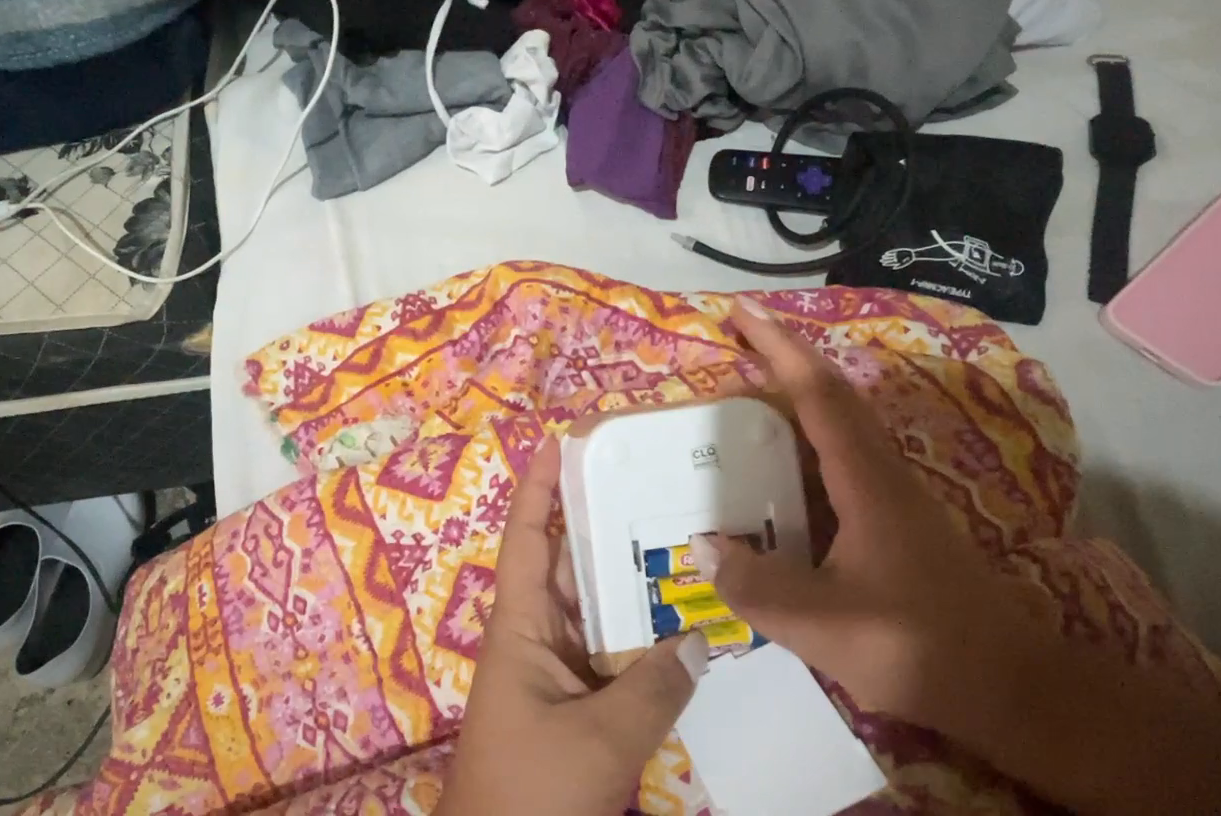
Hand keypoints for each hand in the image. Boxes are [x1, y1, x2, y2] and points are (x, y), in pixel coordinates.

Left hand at [439, 438, 707, 815]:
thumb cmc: (531, 789)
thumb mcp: (598, 739)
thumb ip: (653, 688)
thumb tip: (699, 639)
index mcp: (521, 624)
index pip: (527, 537)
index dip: (539, 486)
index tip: (561, 439)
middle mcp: (537, 634)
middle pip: (568, 563)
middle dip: (602, 522)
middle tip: (652, 483)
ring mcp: (557, 669)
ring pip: (595, 607)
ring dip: (629, 578)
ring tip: (681, 537)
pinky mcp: (577, 702)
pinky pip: (611, 651)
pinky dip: (642, 634)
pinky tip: (684, 621)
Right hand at [692, 297, 1048, 734]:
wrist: (1010, 688)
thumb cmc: (914, 646)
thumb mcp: (819, 624)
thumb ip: (755, 584)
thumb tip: (704, 545)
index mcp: (866, 482)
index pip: (819, 396)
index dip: (779, 348)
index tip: (743, 309)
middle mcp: (884, 475)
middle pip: (833, 396)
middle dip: (786, 357)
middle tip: (738, 338)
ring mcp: (896, 497)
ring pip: (843, 425)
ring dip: (799, 394)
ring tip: (749, 390)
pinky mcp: (899, 522)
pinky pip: (844, 459)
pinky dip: (809, 440)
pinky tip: (785, 467)